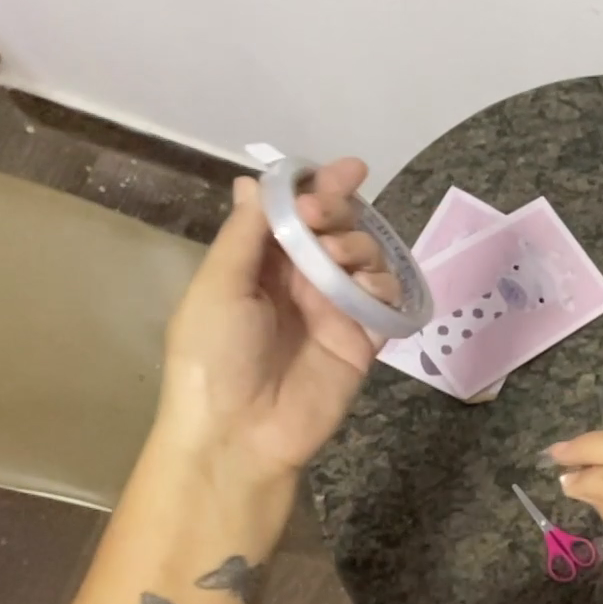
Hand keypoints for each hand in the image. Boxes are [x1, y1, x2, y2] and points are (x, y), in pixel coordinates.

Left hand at [157, 158, 396, 478]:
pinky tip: (371, 289)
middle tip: (328, 222)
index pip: (295, 215)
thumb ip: (248, 235)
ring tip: (342, 263)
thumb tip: (256, 182)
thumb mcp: (219, 285)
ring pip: (366, 260)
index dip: (319, 189)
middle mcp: (301, 282)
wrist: (244, 431)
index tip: (346, 172)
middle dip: (340, 214)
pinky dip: (386, 287)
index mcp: (260, 264)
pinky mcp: (364, 340)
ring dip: (361, 248)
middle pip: (336, 231)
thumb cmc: (215, 355)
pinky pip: (387, 302)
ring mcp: (336, 310)